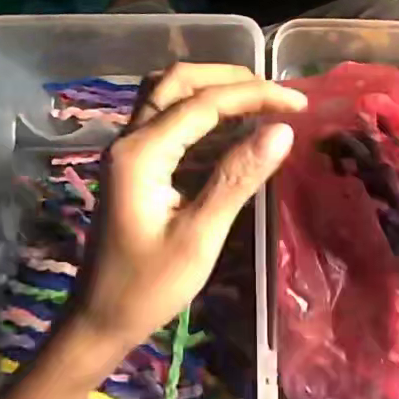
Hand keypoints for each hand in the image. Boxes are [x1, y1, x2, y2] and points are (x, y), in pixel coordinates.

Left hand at [63, 64, 304, 365]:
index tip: (300, 103)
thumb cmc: (148, 287)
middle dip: (230, 78)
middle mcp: (129, 140)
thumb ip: (238, 178)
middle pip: (178, 81)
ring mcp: (127, 150)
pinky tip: (228, 125)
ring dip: (211, 87)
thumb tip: (282, 131)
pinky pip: (165, 117)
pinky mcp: (133, 165)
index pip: (204, 103)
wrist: (98, 319)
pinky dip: (199, 108)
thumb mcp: (200, 236)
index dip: (256, 95)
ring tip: (257, 99)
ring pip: (167, 93)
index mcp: (142, 154)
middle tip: (276, 93)